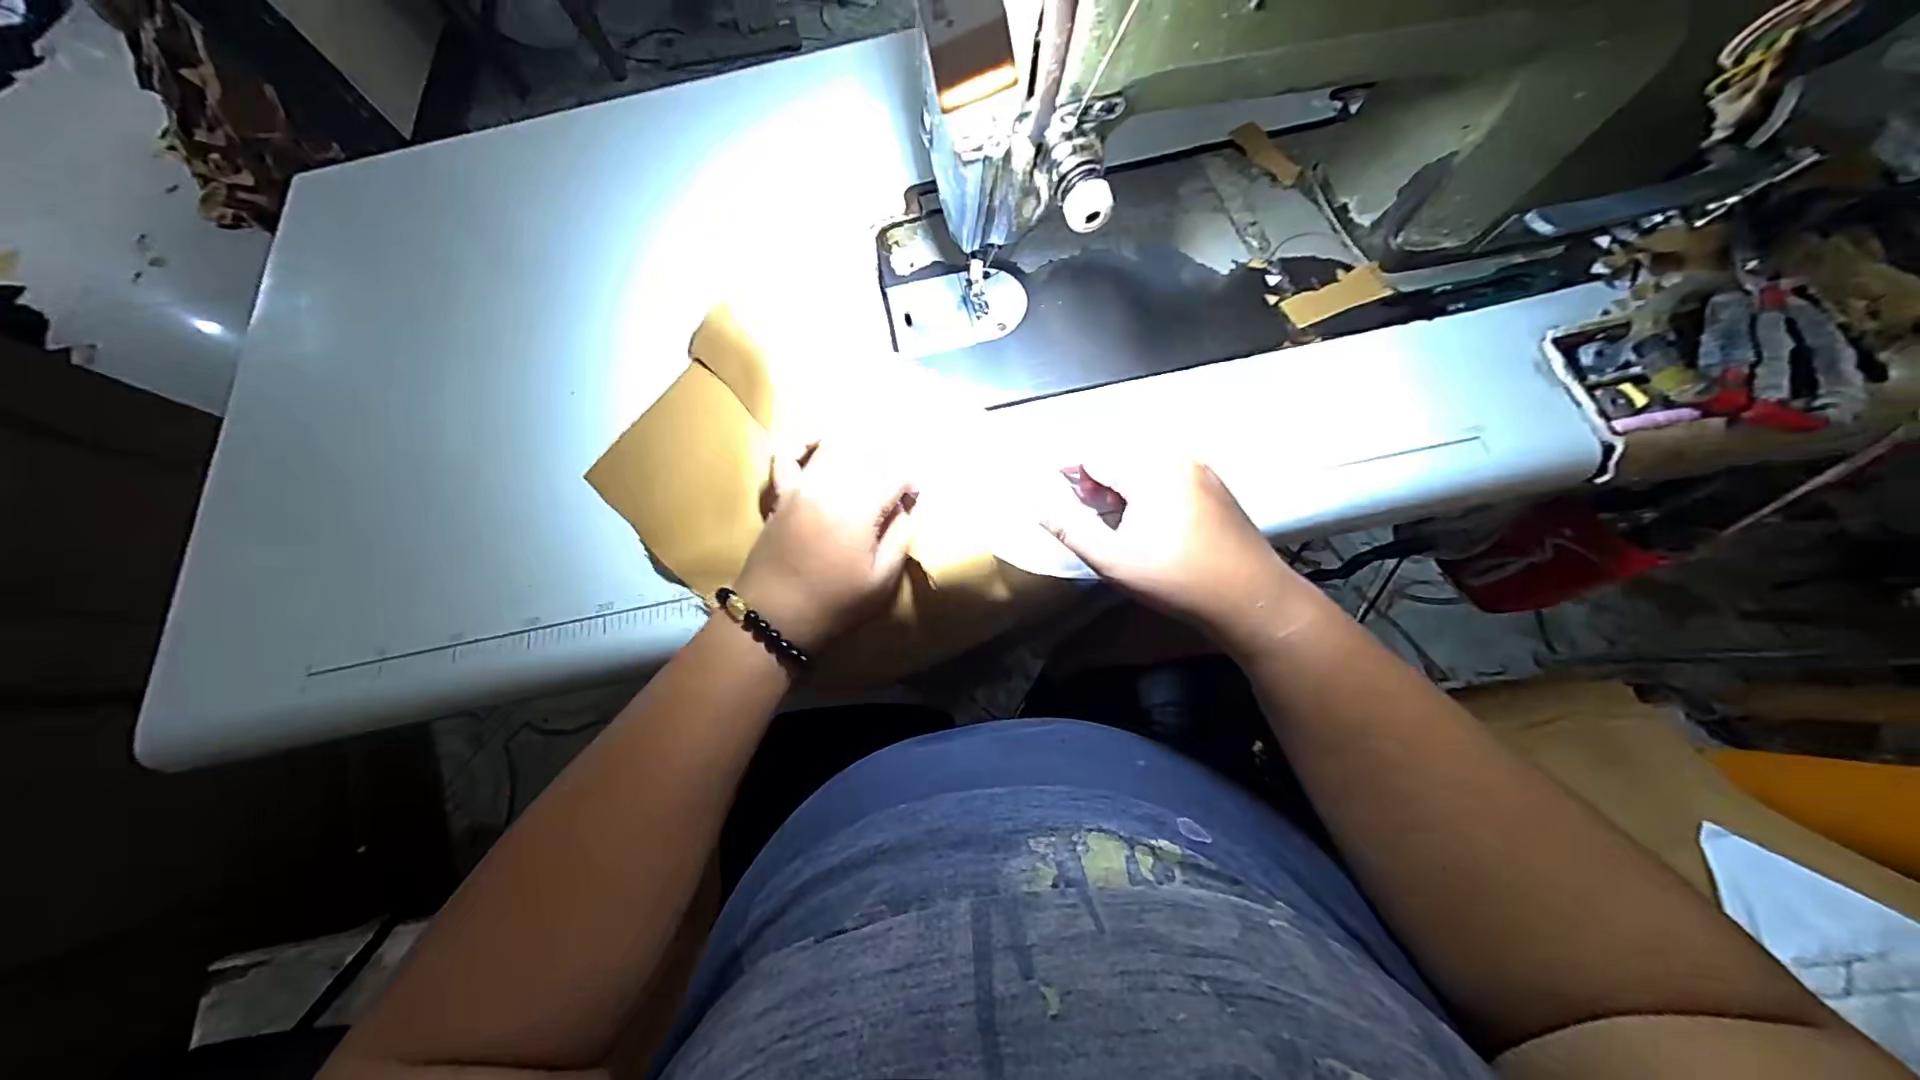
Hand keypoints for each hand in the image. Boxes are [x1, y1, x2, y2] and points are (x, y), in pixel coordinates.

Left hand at [732, 439, 915, 650]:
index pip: (894, 475)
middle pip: (865, 453)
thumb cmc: (835, 602)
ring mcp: (800, 487)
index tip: (913, 497)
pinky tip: (815, 457)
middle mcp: (830, 487)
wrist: (775, 615)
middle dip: (886, 463)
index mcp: (859, 508)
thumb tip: (901, 508)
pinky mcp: (780, 496)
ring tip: (865, 466)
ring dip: (853, 449)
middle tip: (894, 483)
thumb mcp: (882, 579)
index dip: (909, 483)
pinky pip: (787, 459)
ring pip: (830, 447)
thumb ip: (899, 536)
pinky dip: (803, 452)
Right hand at [1042, 456, 1316, 651]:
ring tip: (1110, 517)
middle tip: (1082, 506)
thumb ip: (1071, 531)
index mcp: (1152, 470)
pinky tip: (1143, 520)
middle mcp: (1178, 460)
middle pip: (1121, 457)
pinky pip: (1168, 477)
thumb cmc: (1177, 580)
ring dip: (1121, 486)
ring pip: (1145, 467)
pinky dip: (1146, 490)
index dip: (1071, 470)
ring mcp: (1201, 472)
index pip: (1097, 455)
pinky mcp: (1215, 489)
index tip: (1055, 485)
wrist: (1252, 599)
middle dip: (1096, 478)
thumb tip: (1040, 508)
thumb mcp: (1113, 560)